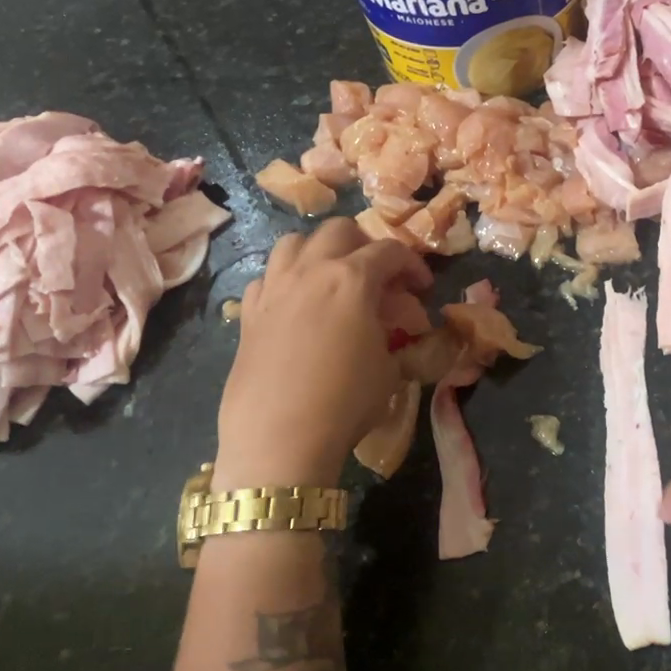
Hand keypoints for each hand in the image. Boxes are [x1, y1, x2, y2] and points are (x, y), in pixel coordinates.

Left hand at [216, 218, 431, 490]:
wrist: (279, 439)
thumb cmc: (346, 402)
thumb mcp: (390, 368)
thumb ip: (394, 334)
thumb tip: (395, 325)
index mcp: (352, 278)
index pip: (390, 251)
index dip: (413, 265)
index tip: (422, 287)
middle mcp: (310, 271)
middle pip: (339, 231)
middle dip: (365, 246)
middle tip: (379, 276)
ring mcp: (274, 289)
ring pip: (295, 242)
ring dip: (320, 251)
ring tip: (332, 279)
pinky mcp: (249, 314)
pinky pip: (267, 277)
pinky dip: (286, 280)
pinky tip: (297, 305)